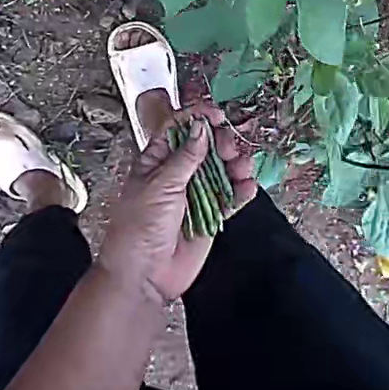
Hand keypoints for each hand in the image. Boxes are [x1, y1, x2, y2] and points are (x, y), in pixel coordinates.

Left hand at [95, 104, 258, 302]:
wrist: (144, 275)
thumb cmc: (140, 225)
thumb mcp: (161, 184)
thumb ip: (185, 157)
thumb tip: (200, 128)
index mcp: (157, 160)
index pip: (179, 129)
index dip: (197, 118)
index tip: (216, 114)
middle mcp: (178, 173)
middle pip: (205, 148)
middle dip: (221, 142)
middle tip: (229, 147)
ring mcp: (195, 194)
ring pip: (221, 171)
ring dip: (235, 164)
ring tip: (242, 167)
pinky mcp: (210, 216)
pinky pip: (230, 198)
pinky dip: (241, 191)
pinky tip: (248, 186)